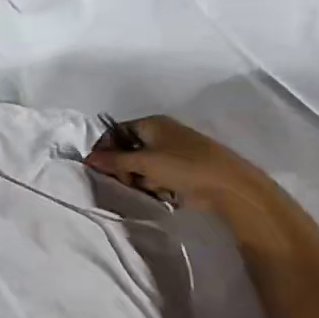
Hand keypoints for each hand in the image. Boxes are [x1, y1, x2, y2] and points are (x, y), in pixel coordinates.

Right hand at [85, 116, 300, 235]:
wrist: (230, 186)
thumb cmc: (184, 167)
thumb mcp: (144, 162)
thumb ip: (114, 160)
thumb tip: (88, 158)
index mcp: (151, 123)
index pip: (116, 131)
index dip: (106, 149)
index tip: (102, 169)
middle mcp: (161, 133)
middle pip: (127, 149)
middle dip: (123, 167)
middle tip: (126, 182)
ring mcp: (173, 151)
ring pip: (141, 165)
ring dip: (139, 178)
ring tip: (149, 189)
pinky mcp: (182, 169)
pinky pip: (156, 175)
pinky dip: (154, 184)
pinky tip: (161, 193)